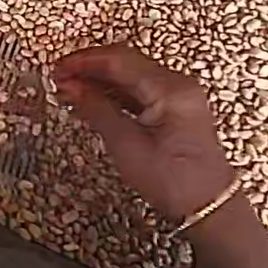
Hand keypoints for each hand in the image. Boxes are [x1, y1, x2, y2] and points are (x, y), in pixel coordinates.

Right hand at [53, 45, 236, 221]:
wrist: (209, 207)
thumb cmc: (171, 180)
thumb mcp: (127, 145)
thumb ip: (97, 109)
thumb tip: (70, 86)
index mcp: (169, 88)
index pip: (119, 60)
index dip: (84, 61)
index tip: (57, 69)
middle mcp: (177, 83)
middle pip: (126, 62)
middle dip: (90, 67)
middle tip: (59, 78)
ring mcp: (179, 94)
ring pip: (131, 74)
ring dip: (100, 79)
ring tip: (71, 90)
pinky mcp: (176, 107)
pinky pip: (140, 89)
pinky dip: (115, 92)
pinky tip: (94, 101)